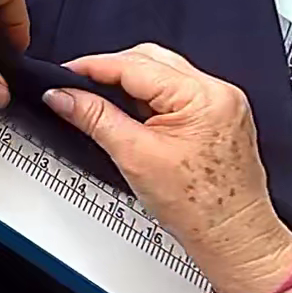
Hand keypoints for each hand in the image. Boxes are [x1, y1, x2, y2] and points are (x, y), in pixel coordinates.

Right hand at [40, 44, 291, 292]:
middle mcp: (217, 92)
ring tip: (94, 100)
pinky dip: (140, 95)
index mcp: (202, 96)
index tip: (61, 75)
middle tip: (72, 86)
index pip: (134, 65)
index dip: (91, 67)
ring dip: (123, 81)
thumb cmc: (198, 204)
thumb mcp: (132, 155)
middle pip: (147, 59)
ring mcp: (218, 102)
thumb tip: (62, 96)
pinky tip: (123, 111)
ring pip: (158, 72)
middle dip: (106, 69)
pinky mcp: (213, 115)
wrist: (230, 233)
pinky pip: (169, 90)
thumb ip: (94, 117)